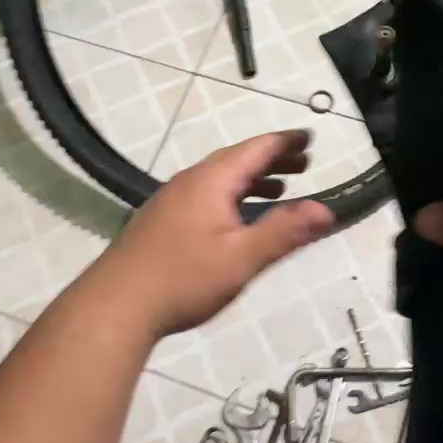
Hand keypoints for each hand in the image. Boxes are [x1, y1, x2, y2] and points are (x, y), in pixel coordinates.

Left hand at [86, 130, 335, 337]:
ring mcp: (171, 200)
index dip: (285, 143)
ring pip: (219, 178)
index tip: (310, 137)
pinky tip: (235, 220)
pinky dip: (231, 195)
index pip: (256, 149)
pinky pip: (205, 194)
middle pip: (237, 160)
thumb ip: (284, 232)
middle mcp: (190, 181)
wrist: (116, 306)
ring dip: (252, 179)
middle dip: (272, 159)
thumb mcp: (242, 259)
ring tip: (280, 189)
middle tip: (304, 163)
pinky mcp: (162, 221)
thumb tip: (326, 210)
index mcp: (211, 181)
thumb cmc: (183, 279)